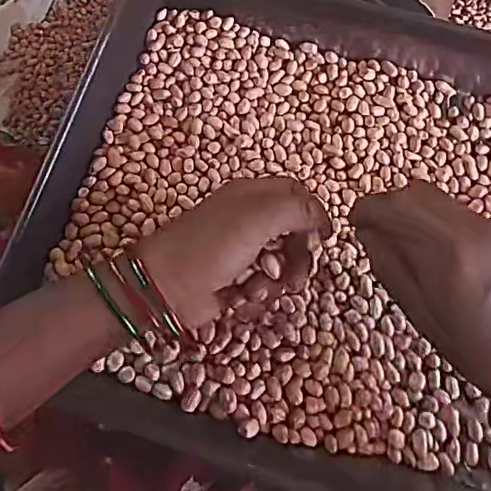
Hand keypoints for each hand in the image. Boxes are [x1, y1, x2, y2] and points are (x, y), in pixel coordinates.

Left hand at [134, 178, 331, 329]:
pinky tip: (242, 296)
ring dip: (279, 280)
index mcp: (251, 194)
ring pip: (283, 264)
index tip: (323, 238)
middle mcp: (248, 218)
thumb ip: (298, 209)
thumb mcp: (258, 217)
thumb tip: (321, 218)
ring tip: (260, 287)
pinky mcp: (236, 278)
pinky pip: (265, 285)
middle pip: (294, 233)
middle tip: (294, 274)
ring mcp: (241, 249)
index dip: (313, 214)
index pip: (296, 194)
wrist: (167, 286)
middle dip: (299, 256)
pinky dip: (259, 293)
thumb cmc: (212, 246)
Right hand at [350, 182, 490, 434]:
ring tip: (399, 239)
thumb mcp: (423, 316)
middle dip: (386, 204)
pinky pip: (457, 211)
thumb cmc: (483, 354)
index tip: (353, 223)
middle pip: (414, 192)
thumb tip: (368, 235)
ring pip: (437, 198)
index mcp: (448, 252)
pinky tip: (431, 248)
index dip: (367, 209)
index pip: (394, 205)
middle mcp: (472, 228)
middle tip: (371, 229)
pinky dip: (433, 217)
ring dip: (410, 209)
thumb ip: (390, 267)